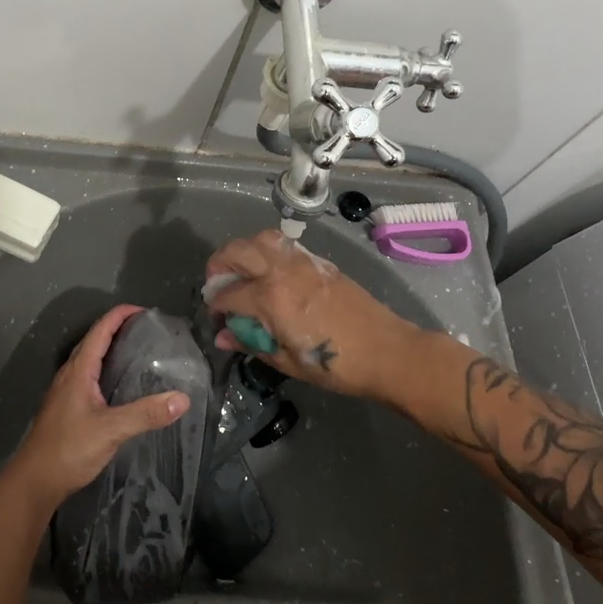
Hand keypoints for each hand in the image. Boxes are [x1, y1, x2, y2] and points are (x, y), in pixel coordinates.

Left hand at [3, 304, 190, 511]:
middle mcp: (69, 375)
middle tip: (147, 330)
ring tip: (138, 351)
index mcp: (78, 371)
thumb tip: (182, 399)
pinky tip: (120, 385)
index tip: (145, 311)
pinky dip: (106, 369)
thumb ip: (146, 414)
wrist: (35, 480)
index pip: (100, 331)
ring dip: (111, 349)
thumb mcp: (111, 430)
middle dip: (118, 328)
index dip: (120, 315)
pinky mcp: (67, 407)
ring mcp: (66, 391)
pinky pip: (89, 376)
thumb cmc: (69, 449)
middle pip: (94, 341)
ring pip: (90, 359)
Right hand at [207, 229, 430, 400]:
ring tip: (242, 270)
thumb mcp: (288, 362)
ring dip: (243, 250)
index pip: (228, 294)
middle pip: (237, 251)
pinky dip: (268, 250)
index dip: (215, 305)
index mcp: (270, 299)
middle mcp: (281, 272)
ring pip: (261, 238)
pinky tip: (270, 272)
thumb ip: (251, 343)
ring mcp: (302, 263)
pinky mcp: (319, 262)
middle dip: (219, 265)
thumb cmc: (336, 365)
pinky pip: (285, 244)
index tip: (215, 316)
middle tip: (217, 282)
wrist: (387, 352)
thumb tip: (223, 336)